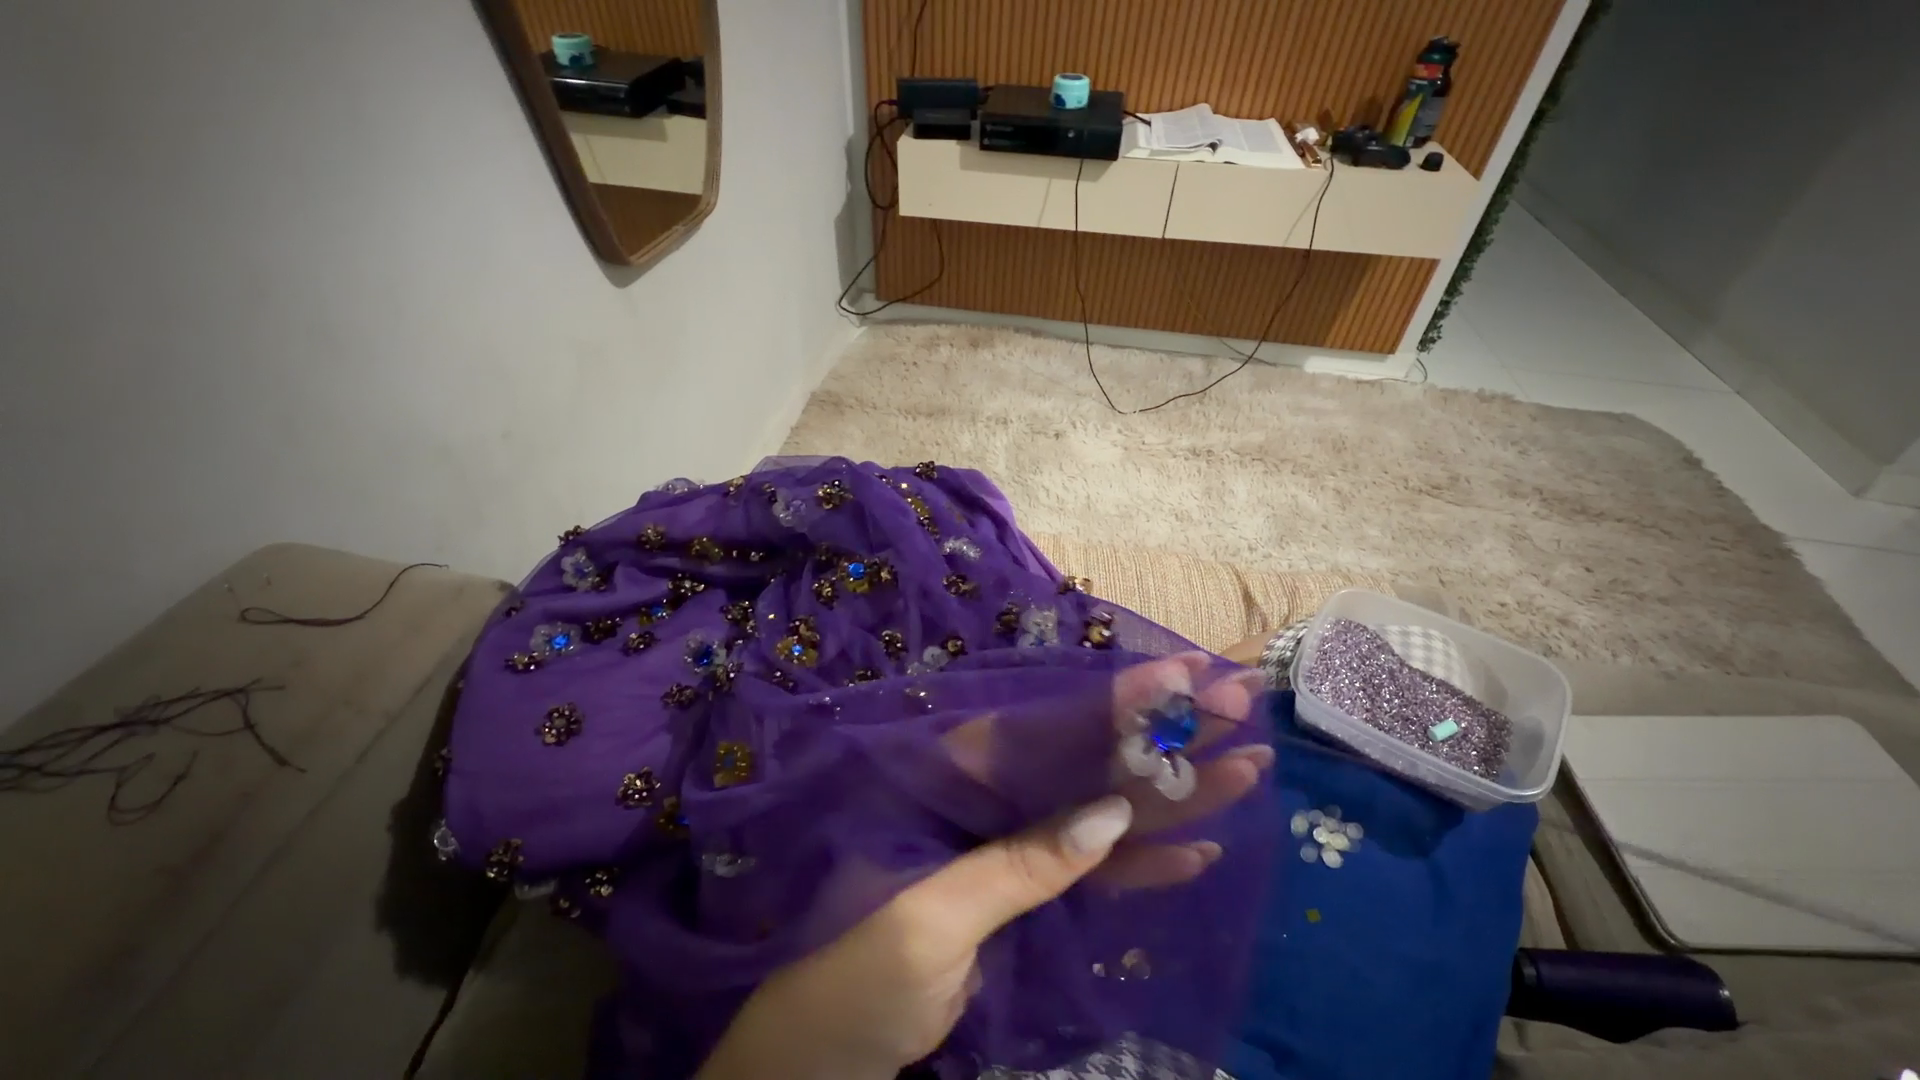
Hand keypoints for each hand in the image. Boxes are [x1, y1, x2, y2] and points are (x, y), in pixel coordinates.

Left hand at [696, 655, 1271, 1079]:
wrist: (822, 1059)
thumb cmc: (855, 979)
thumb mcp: (930, 920)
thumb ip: (1019, 865)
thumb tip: (1112, 815)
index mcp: (947, 784)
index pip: (1043, 729)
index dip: (1115, 702)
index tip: (1183, 676)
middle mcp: (986, 803)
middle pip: (1086, 762)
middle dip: (1162, 737)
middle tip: (1240, 707)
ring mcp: (1011, 851)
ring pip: (1102, 815)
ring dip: (1173, 797)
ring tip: (1247, 771)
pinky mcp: (1026, 899)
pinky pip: (1095, 876)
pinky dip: (1146, 866)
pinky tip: (1200, 852)